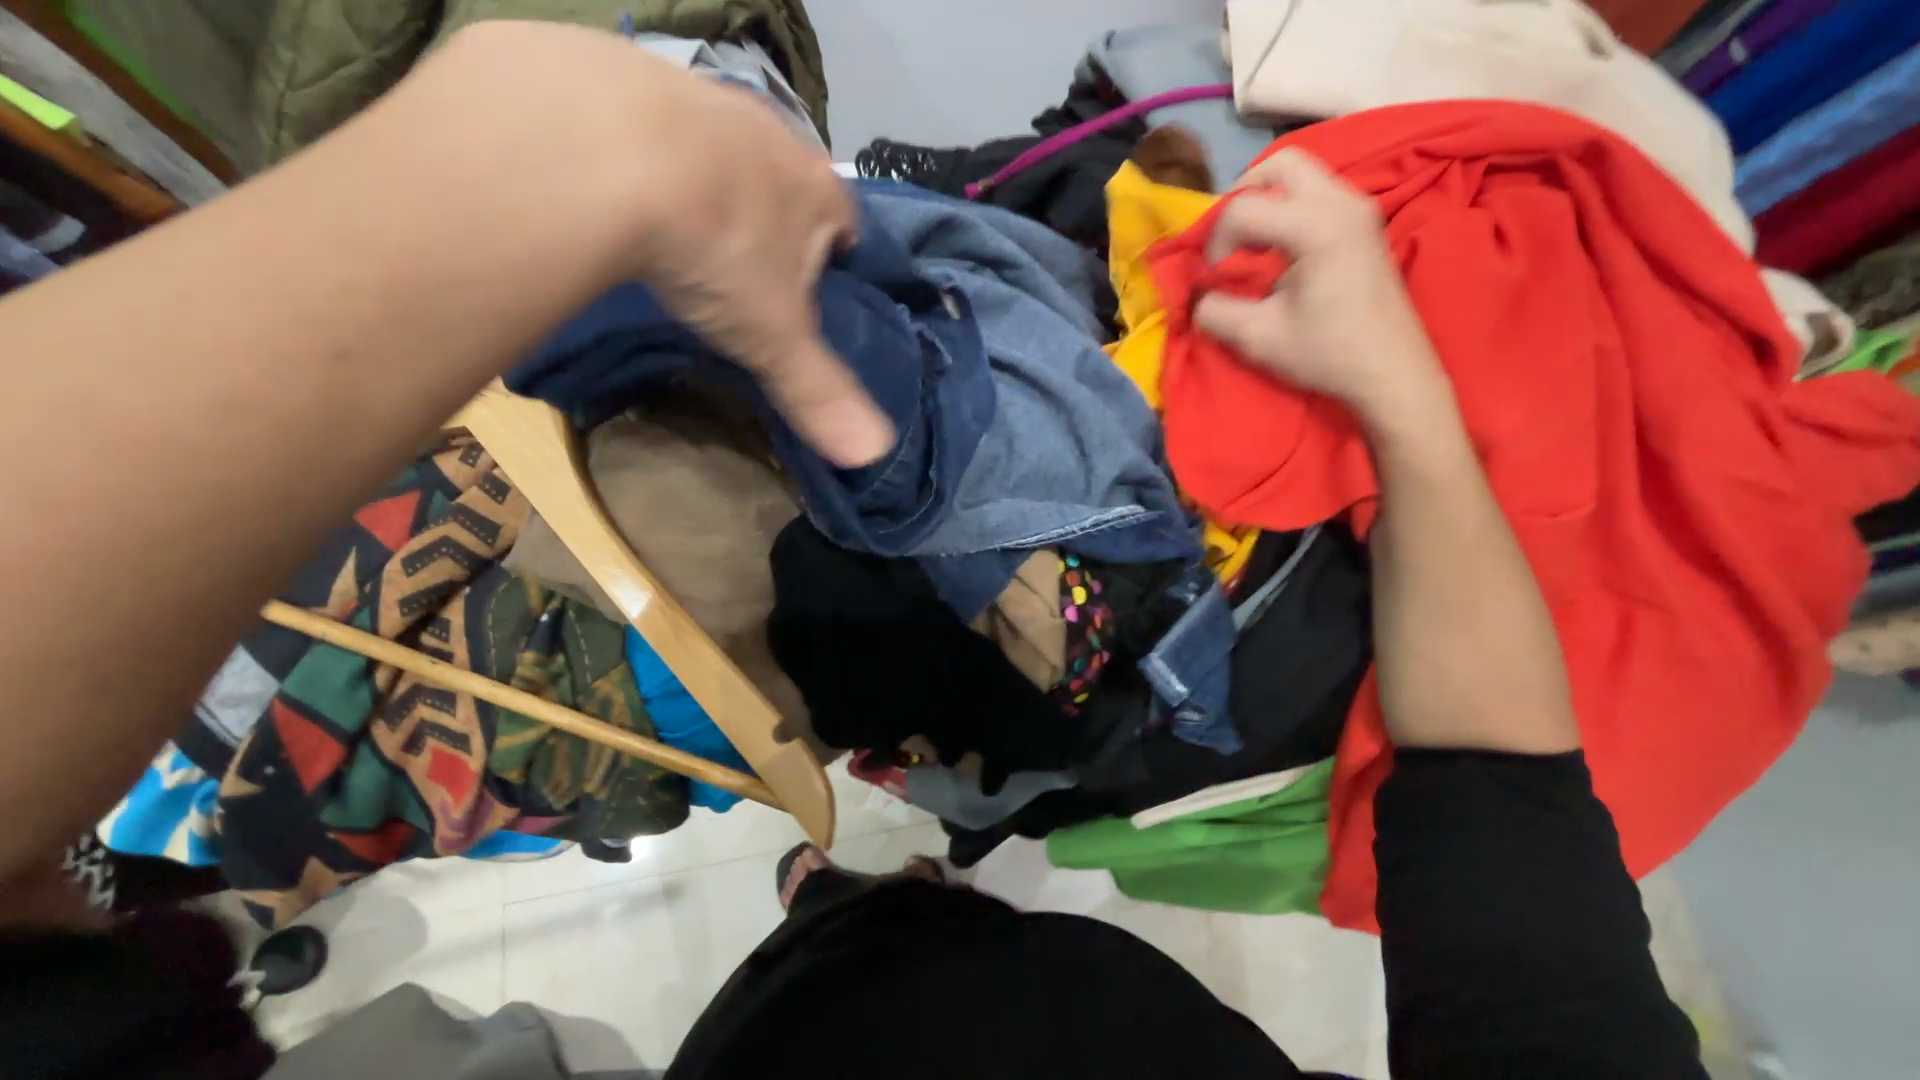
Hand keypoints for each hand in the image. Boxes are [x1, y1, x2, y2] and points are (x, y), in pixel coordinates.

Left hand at [410, 23, 891, 465]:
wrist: (608, 147)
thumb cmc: (716, 247)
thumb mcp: (771, 335)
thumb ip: (818, 391)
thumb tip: (873, 456)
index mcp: (820, 193)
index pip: (848, 226)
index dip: (837, 259)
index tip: (816, 291)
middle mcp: (776, 139)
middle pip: (790, 189)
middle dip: (776, 225)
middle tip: (746, 269)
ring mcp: (710, 107)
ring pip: (729, 157)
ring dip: (716, 191)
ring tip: (687, 232)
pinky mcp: (642, 89)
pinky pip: (664, 134)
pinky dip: (657, 164)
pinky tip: (631, 192)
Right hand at [1193, 149, 1448, 429]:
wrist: (1391, 372)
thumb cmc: (1327, 354)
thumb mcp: (1258, 337)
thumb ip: (1215, 310)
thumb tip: (1198, 294)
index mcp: (1317, 226)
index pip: (1245, 208)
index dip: (1216, 240)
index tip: (1214, 277)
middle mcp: (1342, 202)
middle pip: (1280, 165)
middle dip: (1242, 196)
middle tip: (1227, 238)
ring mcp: (1359, 209)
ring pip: (1301, 175)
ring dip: (1267, 202)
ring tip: (1251, 246)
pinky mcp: (1364, 223)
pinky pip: (1318, 193)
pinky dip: (1289, 210)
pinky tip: (1280, 251)